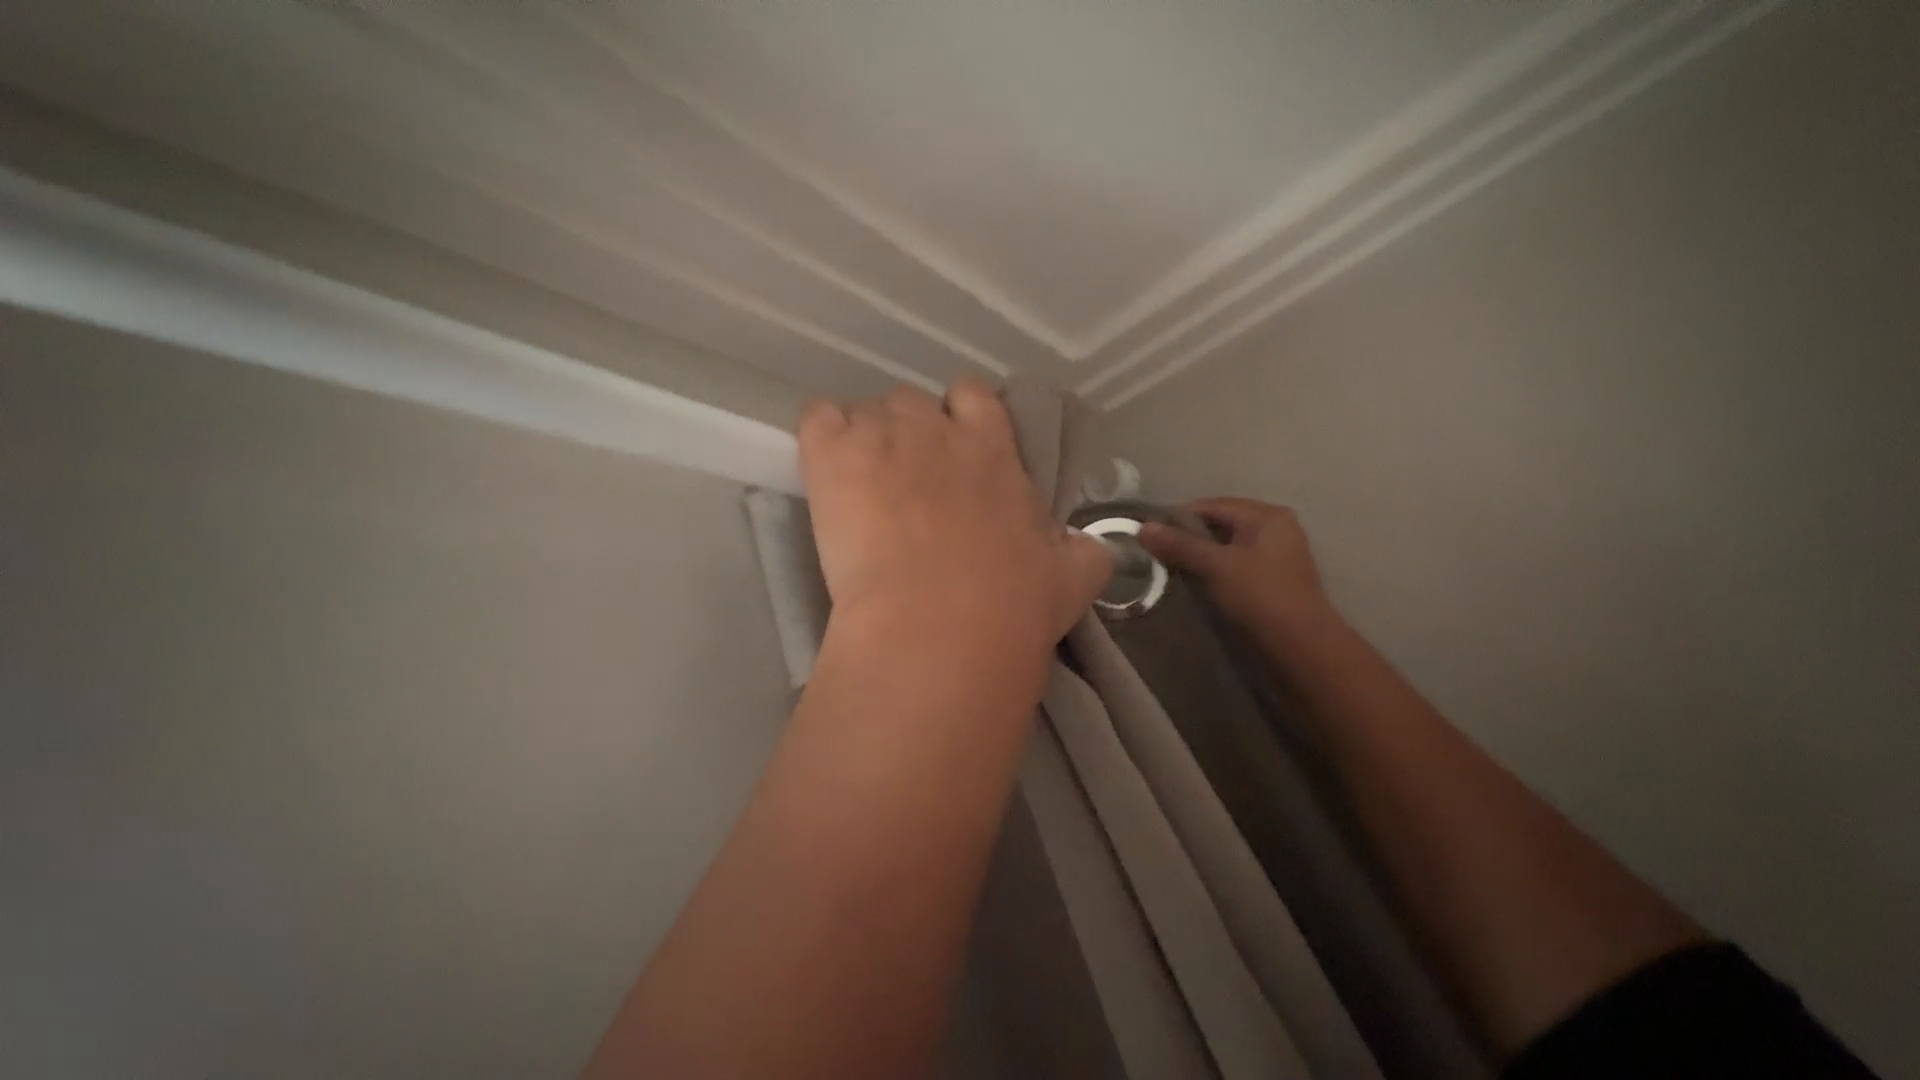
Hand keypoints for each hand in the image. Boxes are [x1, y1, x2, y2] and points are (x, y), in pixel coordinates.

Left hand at [799, 380, 1112, 686]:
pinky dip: (820, 441)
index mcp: (993, 450)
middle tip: (903, 484)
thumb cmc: (1010, 607)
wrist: (942, 628)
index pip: (974, 397)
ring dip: (863, 443)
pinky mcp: (833, 457)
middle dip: (907, 434)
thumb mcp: (1070, 581)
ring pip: (865, 413)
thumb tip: (1088, 547)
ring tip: (859, 493)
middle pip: (912, 403)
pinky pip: (817, 419)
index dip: (959, 418)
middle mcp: (938, 431)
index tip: (953, 454)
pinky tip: (824, 478)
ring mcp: (883, 437)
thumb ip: (1083, 554)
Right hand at [1139, 497, 1335, 635]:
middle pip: (1222, 522)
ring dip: (1202, 554)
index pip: (1212, 505)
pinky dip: (1217, 568)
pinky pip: (1238, 562)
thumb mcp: (1216, 566)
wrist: (1302, 645)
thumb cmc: (1260, 596)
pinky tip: (1199, 582)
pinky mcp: (1276, 577)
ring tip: (1174, 568)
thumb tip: (1144, 528)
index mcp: (1266, 515)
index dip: (1178, 517)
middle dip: (1190, 536)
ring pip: (1229, 544)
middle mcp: (1276, 526)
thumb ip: (1180, 545)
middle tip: (1159, 553)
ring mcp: (1279, 553)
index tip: (1151, 535)